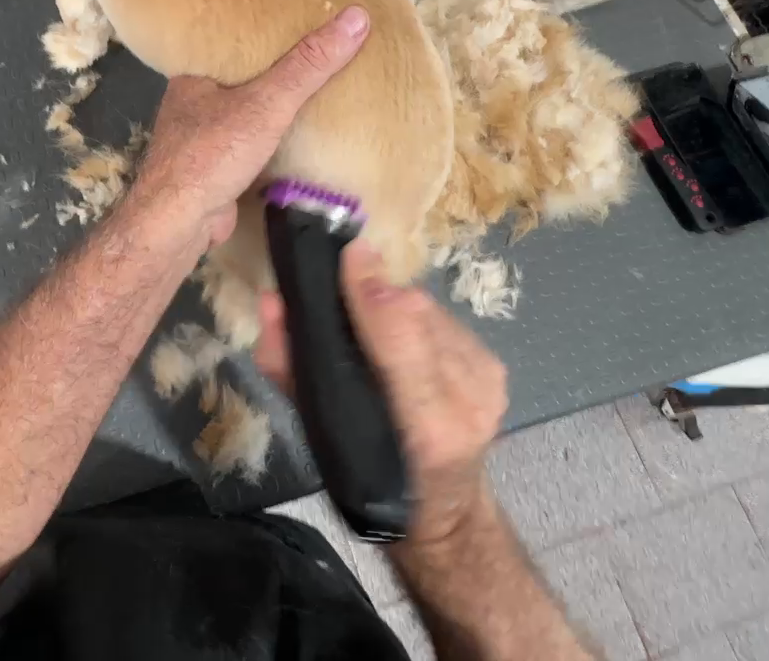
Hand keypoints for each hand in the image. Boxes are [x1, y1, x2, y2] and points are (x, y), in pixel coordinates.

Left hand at [129, 6, 369, 248]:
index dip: (262, 33)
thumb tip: (357, 17)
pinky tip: (296, 137)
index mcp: (192, 78)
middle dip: (273, 72)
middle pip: (240, 80)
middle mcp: (191, 106)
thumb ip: (308, 65)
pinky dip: (269, 142)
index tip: (297, 19)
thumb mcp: (267, 102)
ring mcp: (199, 141)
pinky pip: (247, 147)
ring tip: (315, 89)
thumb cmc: (213, 153)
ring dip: (271, 110)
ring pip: (243, 116)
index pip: (230, 45)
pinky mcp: (212, 172)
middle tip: (318, 53)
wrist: (180, 222)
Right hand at [253, 241, 508, 546]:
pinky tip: (403, 343)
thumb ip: (290, 366)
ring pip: (430, 309)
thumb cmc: (369, 480)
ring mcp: (489, 383)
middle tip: (342, 303)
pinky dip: (416, 322)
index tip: (347, 254)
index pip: (400, 338)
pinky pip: (446, 321)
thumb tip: (269, 302)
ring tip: (372, 329)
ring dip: (394, 308)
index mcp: (425, 427)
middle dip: (374, 297)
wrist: (445, 513)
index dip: (371, 291)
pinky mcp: (498, 370)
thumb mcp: (318, 432)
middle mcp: (469, 399)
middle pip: (416, 311)